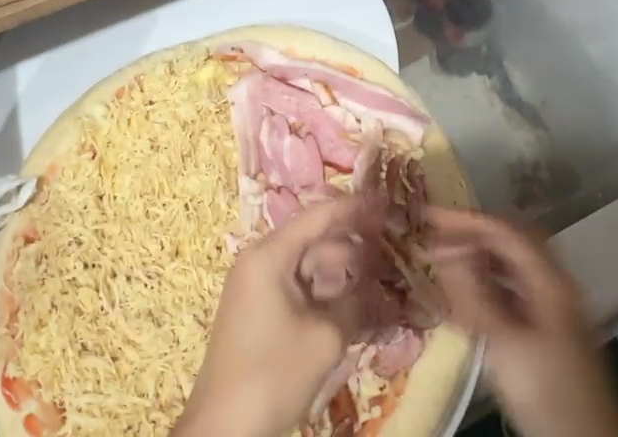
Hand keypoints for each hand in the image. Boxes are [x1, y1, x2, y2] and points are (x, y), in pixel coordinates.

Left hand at [177, 197, 384, 436]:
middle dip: (355, 247)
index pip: (319, 215)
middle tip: (394, 251)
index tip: (388, 203)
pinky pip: (300, 289)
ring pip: (310, 267)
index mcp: (269, 255)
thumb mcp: (325, 338)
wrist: (223, 430)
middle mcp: (261, 262)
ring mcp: (258, 287)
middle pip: (316, 240)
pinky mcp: (261, 312)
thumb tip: (379, 284)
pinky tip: (357, 306)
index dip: (355, 208)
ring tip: (383, 281)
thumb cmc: (272, 375)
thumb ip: (356, 301)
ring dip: (344, 274)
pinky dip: (328, 295)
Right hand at [425, 208, 617, 436]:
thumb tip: (443, 248)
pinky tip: (467, 296)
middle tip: (436, 235)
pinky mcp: (548, 330)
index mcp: (551, 280)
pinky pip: (514, 290)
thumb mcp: (504, 342)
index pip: (505, 231)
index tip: (427, 217)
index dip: (466, 219)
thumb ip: (472, 293)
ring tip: (444, 261)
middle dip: (474, 233)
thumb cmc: (547, 392)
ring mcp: (555, 307)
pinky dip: (488, 283)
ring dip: (480, 257)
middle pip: (513, 242)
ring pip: (514, 266)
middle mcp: (556, 284)